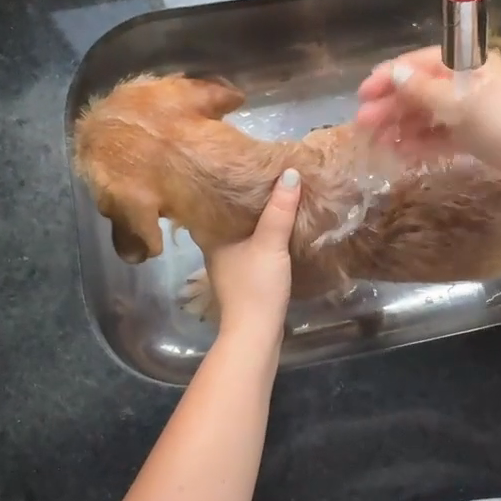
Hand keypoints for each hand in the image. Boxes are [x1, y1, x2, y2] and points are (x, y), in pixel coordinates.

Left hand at [201, 169, 301, 346]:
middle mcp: (215, 251)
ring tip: (274, 196)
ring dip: (255, 220)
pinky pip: (252, 248)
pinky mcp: (245, 280)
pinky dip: (263, 237)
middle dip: (243, 200)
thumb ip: (279, 210)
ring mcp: (230, 267)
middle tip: (262, 175)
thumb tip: (290, 172)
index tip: (236, 166)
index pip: (210, 204)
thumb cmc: (255, 286)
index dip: (221, 186)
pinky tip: (278, 229)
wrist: (256, 335)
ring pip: (241, 234)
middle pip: (228, 218)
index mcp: (212, 239)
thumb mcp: (270, 243)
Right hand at [355, 50, 500, 206]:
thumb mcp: (463, 106)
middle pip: (421, 88)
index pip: (420, 62)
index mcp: (468, 63)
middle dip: (390, 105)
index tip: (361, 96)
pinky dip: (422, 143)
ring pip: (429, 114)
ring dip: (402, 126)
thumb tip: (394, 73)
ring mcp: (475, 110)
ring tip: (378, 145)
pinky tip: (402, 154)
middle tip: (362, 126)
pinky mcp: (480, 136)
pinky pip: (443, 135)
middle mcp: (470, 82)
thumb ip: (424, 91)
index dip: (389, 76)